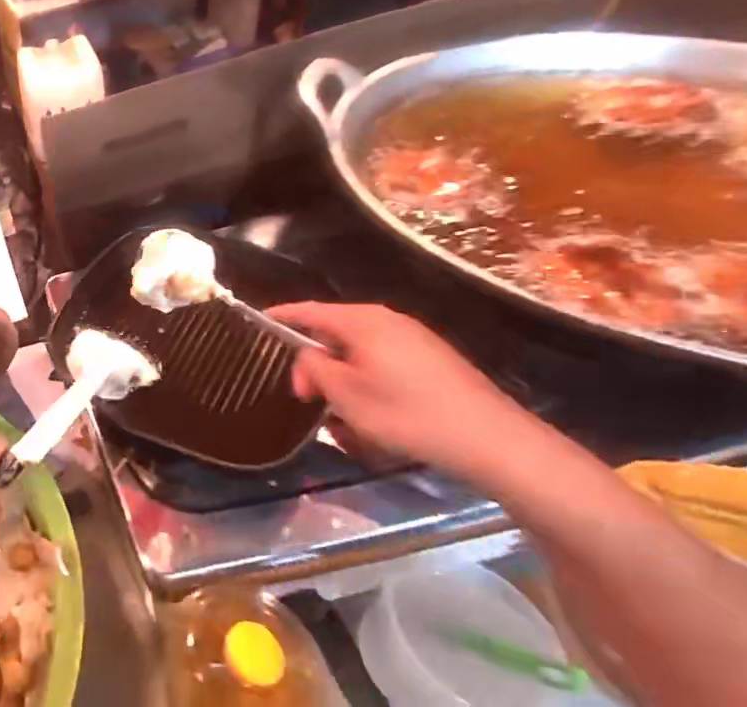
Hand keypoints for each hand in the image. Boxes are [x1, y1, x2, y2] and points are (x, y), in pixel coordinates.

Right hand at [274, 302, 544, 481]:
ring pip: (361, 348)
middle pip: (336, 329)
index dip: (283, 316)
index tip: (260, 322)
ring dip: (342, 374)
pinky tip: (373, 410)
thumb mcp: (347, 396)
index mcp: (361, 321)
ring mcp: (412, 336)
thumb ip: (315, 369)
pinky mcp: (431, 357)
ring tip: (338, 409)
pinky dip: (367, 378)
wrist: (487, 435)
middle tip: (305, 394)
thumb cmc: (406, 413)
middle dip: (315, 358)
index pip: (310, 310)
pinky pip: (384, 359)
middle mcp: (386, 319)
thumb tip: (307, 357)